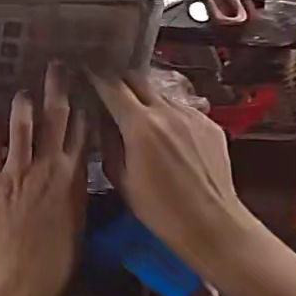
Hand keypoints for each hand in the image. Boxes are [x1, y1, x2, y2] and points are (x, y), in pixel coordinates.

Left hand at [0, 62, 88, 295]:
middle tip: (57, 66)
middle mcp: (47, 165)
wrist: (23, 273)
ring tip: (24, 91)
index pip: (80, 130)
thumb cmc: (58, 254)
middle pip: (55, 117)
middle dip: (56, 88)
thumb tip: (75, 167)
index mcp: (72, 175)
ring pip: (22, 125)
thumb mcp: (78, 217)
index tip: (82, 86)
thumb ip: (75, 187)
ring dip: (23, 104)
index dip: (81, 104)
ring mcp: (17, 170)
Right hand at [89, 70, 248, 257]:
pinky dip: (167, 114)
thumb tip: (100, 120)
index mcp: (140, 125)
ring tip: (138, 116)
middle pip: (137, 79)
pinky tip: (166, 135)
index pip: (111, 86)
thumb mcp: (121, 179)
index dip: (95, 76)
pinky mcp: (209, 124)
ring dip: (144, 98)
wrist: (211, 223)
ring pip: (160, 94)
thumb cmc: (160, 209)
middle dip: (119, 80)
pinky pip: (182, 109)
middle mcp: (167, 111)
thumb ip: (108, 143)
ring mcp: (192, 115)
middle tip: (106, 88)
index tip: (84, 71)